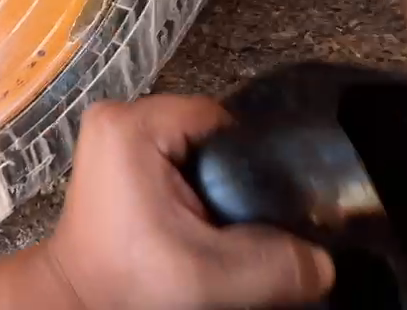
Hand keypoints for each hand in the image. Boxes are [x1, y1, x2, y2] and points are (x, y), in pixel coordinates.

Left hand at [0, 96, 331, 309]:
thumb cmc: (133, 283)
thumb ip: (277, 263)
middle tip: (254, 221)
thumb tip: (323, 258)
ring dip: (210, 187)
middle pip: (202, 132)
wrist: (82, 302)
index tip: (273, 199)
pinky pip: (168, 161)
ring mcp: (110, 134)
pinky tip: (203, 225)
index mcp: (130, 124)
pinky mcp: (112, 157)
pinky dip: (189, 190)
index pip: (214, 118)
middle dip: (231, 176)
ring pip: (188, 149)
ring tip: (228, 227)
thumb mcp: (213, 277)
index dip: (251, 155)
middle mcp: (116, 115)